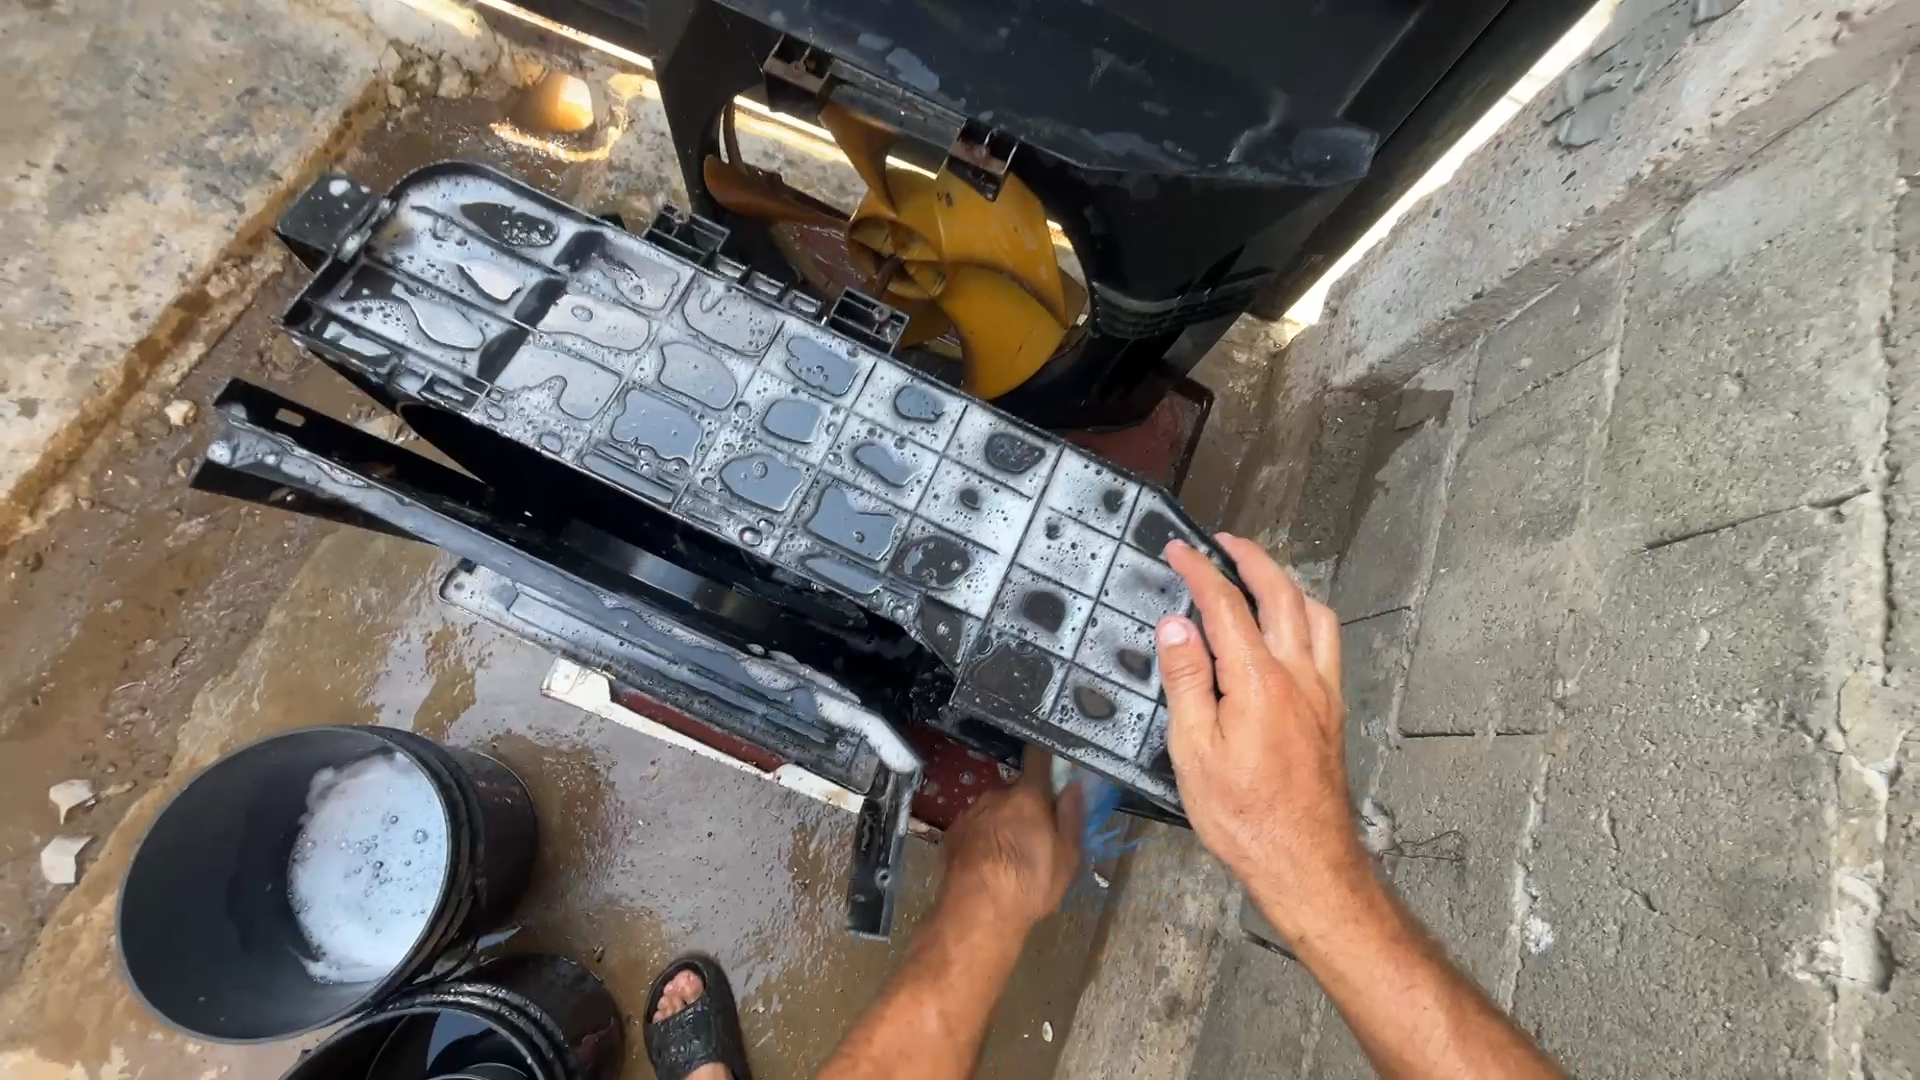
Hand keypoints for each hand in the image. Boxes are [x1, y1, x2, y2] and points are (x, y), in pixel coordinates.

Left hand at [937, 746, 1085, 929]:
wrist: (976, 912)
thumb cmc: (1029, 884)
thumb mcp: (1067, 857)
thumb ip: (1071, 816)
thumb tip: (1074, 784)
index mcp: (1028, 796)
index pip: (1038, 758)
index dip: (1047, 759)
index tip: (1055, 766)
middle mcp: (997, 794)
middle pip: (1017, 791)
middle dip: (1027, 806)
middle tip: (1036, 835)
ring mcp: (971, 811)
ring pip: (995, 808)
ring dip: (1004, 821)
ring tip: (1009, 856)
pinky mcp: (953, 830)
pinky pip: (976, 824)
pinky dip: (983, 836)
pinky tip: (987, 863)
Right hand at [1156, 534, 1369, 938]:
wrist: (1305, 861)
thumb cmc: (1241, 813)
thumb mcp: (1193, 750)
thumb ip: (1186, 680)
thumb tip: (1175, 626)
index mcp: (1257, 681)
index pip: (1226, 606)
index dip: (1199, 570)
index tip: (1178, 549)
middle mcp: (1297, 675)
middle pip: (1281, 595)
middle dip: (1251, 558)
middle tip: (1222, 541)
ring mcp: (1320, 690)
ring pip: (1314, 613)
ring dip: (1285, 582)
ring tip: (1257, 574)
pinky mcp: (1331, 709)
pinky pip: (1327, 642)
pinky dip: (1306, 615)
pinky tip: (1289, 627)